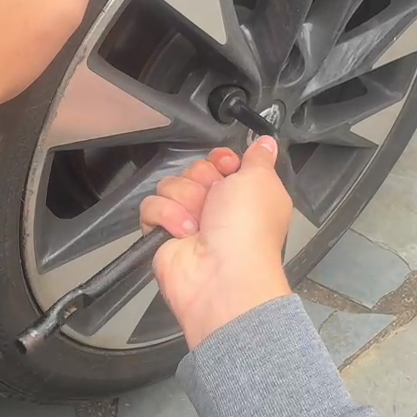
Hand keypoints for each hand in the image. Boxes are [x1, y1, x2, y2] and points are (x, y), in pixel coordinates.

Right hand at [139, 137, 293, 348]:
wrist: (222, 274)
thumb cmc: (249, 228)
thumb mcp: (262, 181)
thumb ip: (260, 157)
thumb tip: (266, 142)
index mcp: (245, 193)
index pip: (221, 160)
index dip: (221, 159)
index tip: (226, 166)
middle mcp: (218, 207)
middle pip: (193, 170)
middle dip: (201, 180)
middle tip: (214, 201)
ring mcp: (189, 221)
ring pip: (170, 185)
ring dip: (184, 200)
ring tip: (198, 224)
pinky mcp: (162, 234)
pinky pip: (150, 206)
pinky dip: (166, 217)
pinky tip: (182, 234)